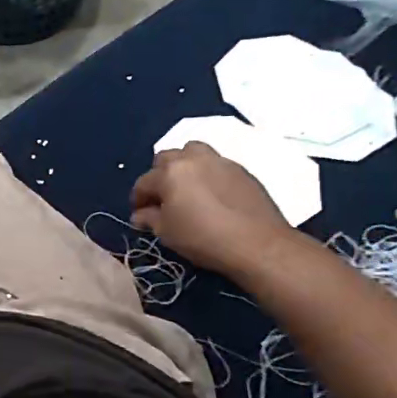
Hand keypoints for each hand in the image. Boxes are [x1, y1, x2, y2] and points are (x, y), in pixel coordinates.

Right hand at [130, 142, 299, 276]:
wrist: (258, 244)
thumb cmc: (203, 237)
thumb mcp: (166, 232)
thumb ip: (149, 218)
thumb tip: (141, 215)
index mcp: (170, 173)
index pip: (143, 183)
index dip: (137, 199)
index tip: (140, 214)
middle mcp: (193, 160)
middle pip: (167, 159)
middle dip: (159, 176)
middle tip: (163, 198)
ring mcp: (220, 162)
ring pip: (193, 153)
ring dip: (184, 166)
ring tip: (187, 188)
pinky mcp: (242, 171)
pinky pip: (216, 165)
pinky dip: (207, 174)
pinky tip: (211, 196)